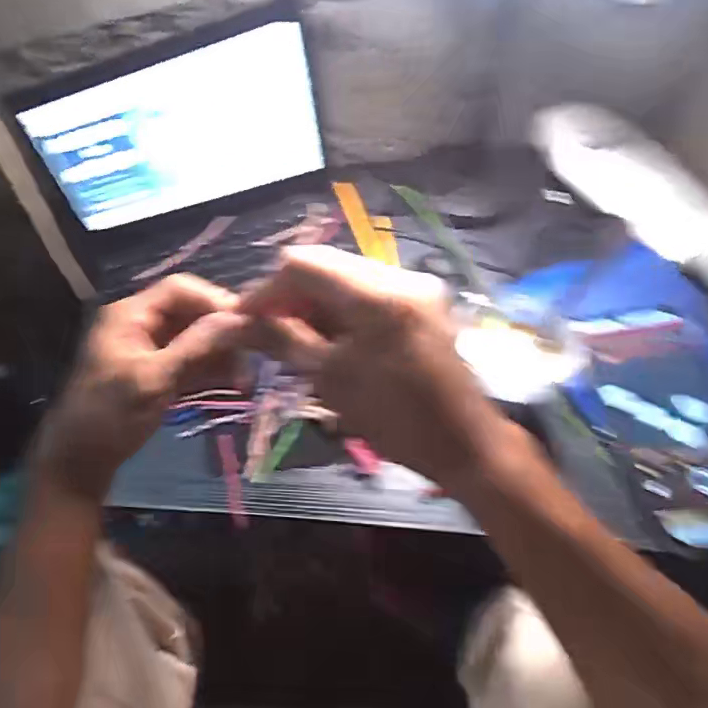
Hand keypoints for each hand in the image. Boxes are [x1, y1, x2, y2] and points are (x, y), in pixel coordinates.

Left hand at [33, 275, 244, 498]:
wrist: (78, 462)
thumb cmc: (109, 416)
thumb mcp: (154, 379)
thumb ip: (195, 346)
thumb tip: (239, 319)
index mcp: (130, 314)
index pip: (180, 290)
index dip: (215, 301)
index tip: (249, 323)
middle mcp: (139, 324)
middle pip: (189, 312)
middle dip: (222, 330)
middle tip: (254, 353)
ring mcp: (146, 349)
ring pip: (192, 338)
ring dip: (219, 353)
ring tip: (245, 376)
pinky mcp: (154, 373)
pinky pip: (187, 361)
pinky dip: (208, 369)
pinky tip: (233, 381)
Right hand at [239, 246, 517, 487]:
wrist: (467, 445)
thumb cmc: (395, 420)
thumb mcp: (330, 380)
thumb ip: (284, 339)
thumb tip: (240, 322)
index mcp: (376, 295)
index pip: (302, 263)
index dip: (266, 288)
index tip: (245, 319)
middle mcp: (399, 275)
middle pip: (324, 263)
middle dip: (289, 293)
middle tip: (268, 329)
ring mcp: (415, 284)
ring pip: (343, 274)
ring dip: (313, 299)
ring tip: (296, 336)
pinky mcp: (422, 300)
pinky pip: (366, 289)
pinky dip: (340, 306)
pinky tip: (330, 335)